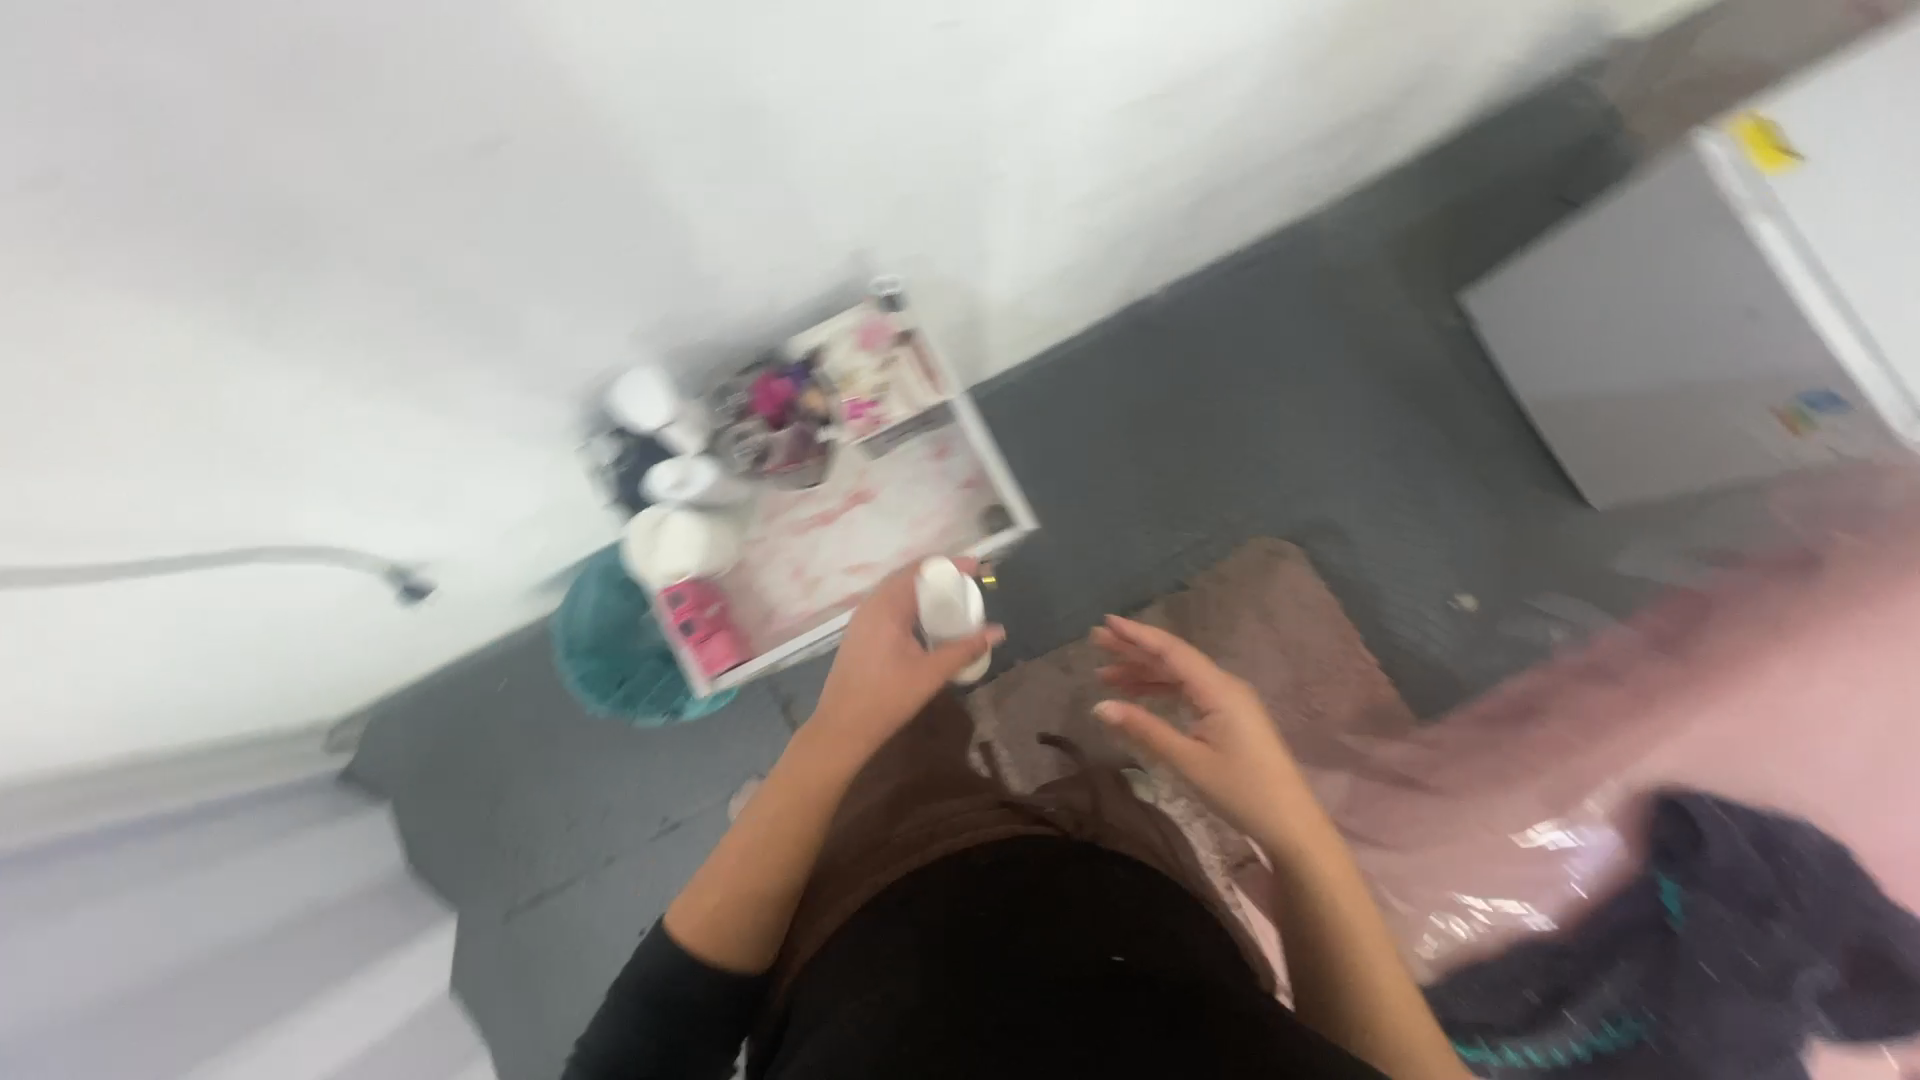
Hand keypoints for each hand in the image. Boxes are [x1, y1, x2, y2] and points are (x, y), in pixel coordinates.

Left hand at [807, 558, 1003, 761]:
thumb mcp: (931, 673)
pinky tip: (926, 623)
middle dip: (938, 576)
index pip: (921, 571)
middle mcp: (872, 605)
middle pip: (907, 577)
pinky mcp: (859, 633)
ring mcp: (862, 619)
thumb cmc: (887, 698)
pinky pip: (888, 607)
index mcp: (887, 607)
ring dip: (923, 591)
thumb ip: (965, 649)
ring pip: (896, 593)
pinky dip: (910, 605)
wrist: (842, 727)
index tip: (976, 566)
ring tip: (951, 601)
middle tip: (967, 584)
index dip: (950, 566)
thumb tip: (998, 632)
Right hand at [1090, 615, 1302, 841]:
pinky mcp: (1230, 717)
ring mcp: (1229, 701)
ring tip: (1105, 673)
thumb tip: (1099, 706)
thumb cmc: (1240, 791)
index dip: (1137, 635)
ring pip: (1179, 676)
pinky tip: (1137, 695)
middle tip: (1097, 640)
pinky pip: (1189, 692)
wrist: (1290, 823)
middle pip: (1173, 659)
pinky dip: (1161, 690)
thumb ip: (1144, 729)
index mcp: (1218, 689)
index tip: (1107, 622)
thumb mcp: (1187, 760)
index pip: (1171, 651)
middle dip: (1134, 650)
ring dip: (1143, 672)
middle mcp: (1224, 686)